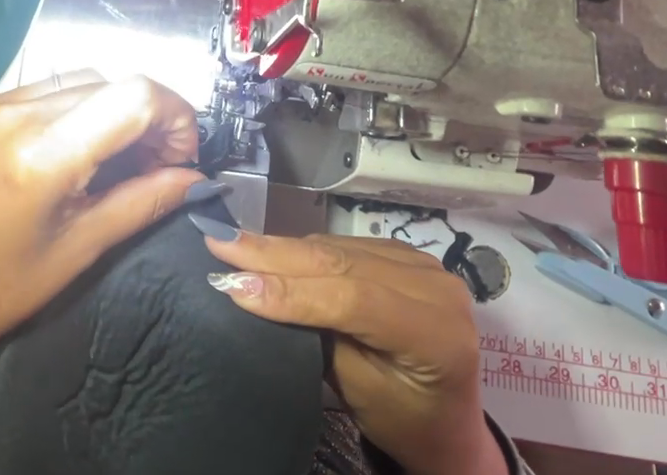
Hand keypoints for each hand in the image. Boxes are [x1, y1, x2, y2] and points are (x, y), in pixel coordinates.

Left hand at [0, 72, 205, 348]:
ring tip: (123, 157)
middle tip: (159, 166)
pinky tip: (84, 145)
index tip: (183, 159)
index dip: (175, 117)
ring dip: (117, 108)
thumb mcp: (77, 251)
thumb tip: (195, 179)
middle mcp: (19, 112)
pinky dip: (82, 106)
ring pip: (84, 79)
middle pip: (113, 83)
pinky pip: (50, 88)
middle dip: (152, 117)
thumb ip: (141, 203)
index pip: (134, 97)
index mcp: (43, 154)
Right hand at [205, 232, 506, 474]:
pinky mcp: (405, 254)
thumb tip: (254, 291)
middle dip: (274, 255)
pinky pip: (345, 245)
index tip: (233, 285)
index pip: (354, 298)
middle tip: (218, 243)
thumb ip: (318, 336)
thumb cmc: (404, 420)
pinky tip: (268, 247)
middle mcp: (435, 286)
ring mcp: (424, 264)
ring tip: (232, 244)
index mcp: (436, 331)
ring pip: (338, 248)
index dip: (291, 290)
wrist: (447, 423)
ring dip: (282, 248)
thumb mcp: (360, 390)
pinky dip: (304, 248)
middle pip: (343, 263)